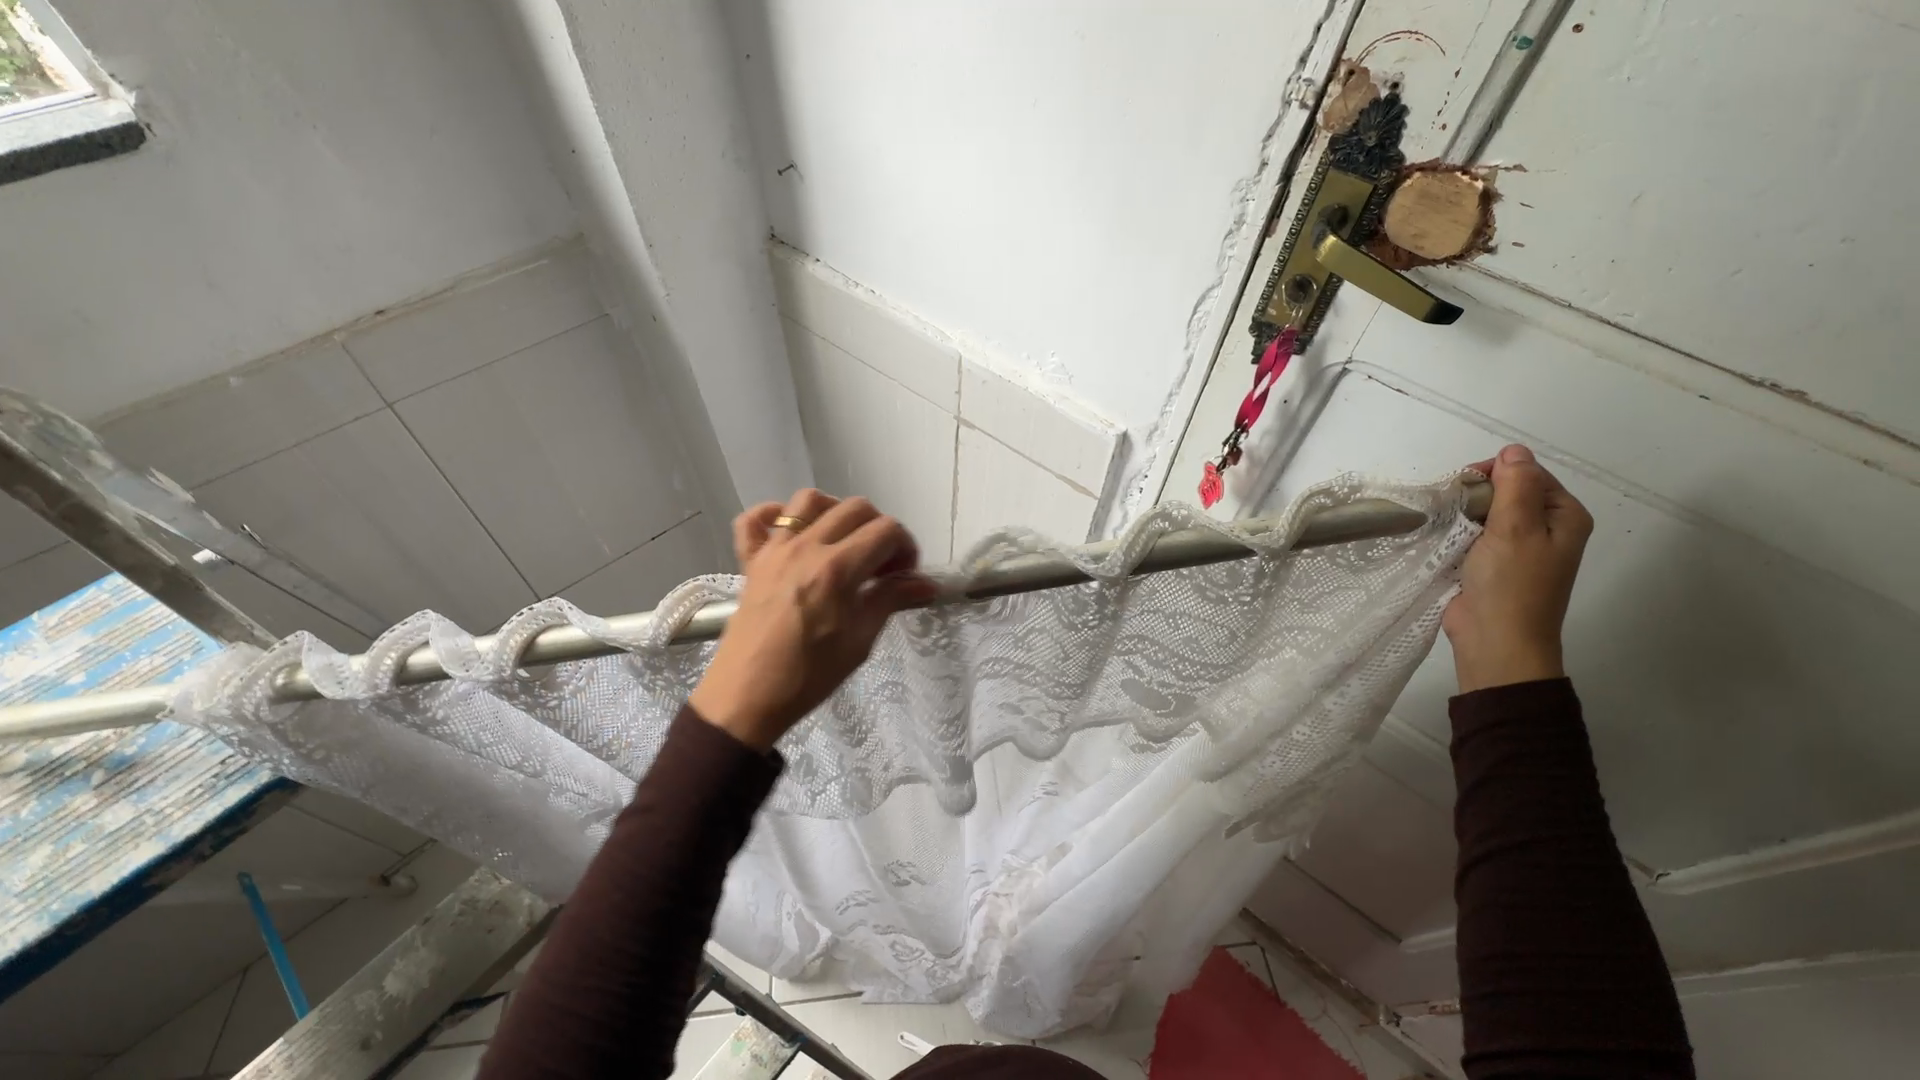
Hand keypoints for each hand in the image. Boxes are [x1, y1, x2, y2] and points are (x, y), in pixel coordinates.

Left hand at [688, 489, 938, 749]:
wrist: (747, 697)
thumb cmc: (809, 676)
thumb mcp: (860, 641)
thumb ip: (890, 601)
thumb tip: (925, 585)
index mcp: (838, 569)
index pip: (886, 530)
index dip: (905, 547)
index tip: (905, 574)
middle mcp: (806, 547)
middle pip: (855, 508)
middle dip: (879, 529)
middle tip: (881, 565)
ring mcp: (774, 550)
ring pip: (809, 500)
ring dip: (835, 512)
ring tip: (843, 542)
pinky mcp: (750, 561)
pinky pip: (755, 519)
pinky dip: (774, 516)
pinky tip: (790, 534)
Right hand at [1443, 445, 1592, 693]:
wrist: (1496, 641)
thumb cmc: (1511, 584)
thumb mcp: (1516, 528)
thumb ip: (1515, 485)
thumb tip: (1514, 451)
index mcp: (1564, 517)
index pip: (1529, 474)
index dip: (1496, 471)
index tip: (1462, 482)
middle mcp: (1547, 530)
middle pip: (1508, 492)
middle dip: (1476, 493)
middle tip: (1451, 504)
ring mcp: (1519, 550)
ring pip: (1487, 515)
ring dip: (1463, 515)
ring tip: (1443, 522)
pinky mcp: (1492, 567)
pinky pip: (1475, 538)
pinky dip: (1458, 534)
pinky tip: (1442, 539)